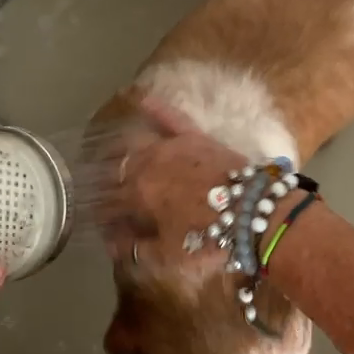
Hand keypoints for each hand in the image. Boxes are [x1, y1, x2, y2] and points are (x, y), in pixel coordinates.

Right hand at [105, 96, 256, 270]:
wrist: (252, 212)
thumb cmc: (208, 238)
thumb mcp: (169, 255)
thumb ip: (136, 250)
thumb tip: (111, 246)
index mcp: (137, 194)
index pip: (109, 202)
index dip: (102, 214)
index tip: (101, 222)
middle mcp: (146, 164)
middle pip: (117, 169)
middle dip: (105, 181)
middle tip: (102, 190)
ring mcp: (170, 146)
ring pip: (135, 142)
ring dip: (119, 148)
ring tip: (110, 153)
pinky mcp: (193, 136)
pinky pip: (169, 116)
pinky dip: (155, 107)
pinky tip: (141, 98)